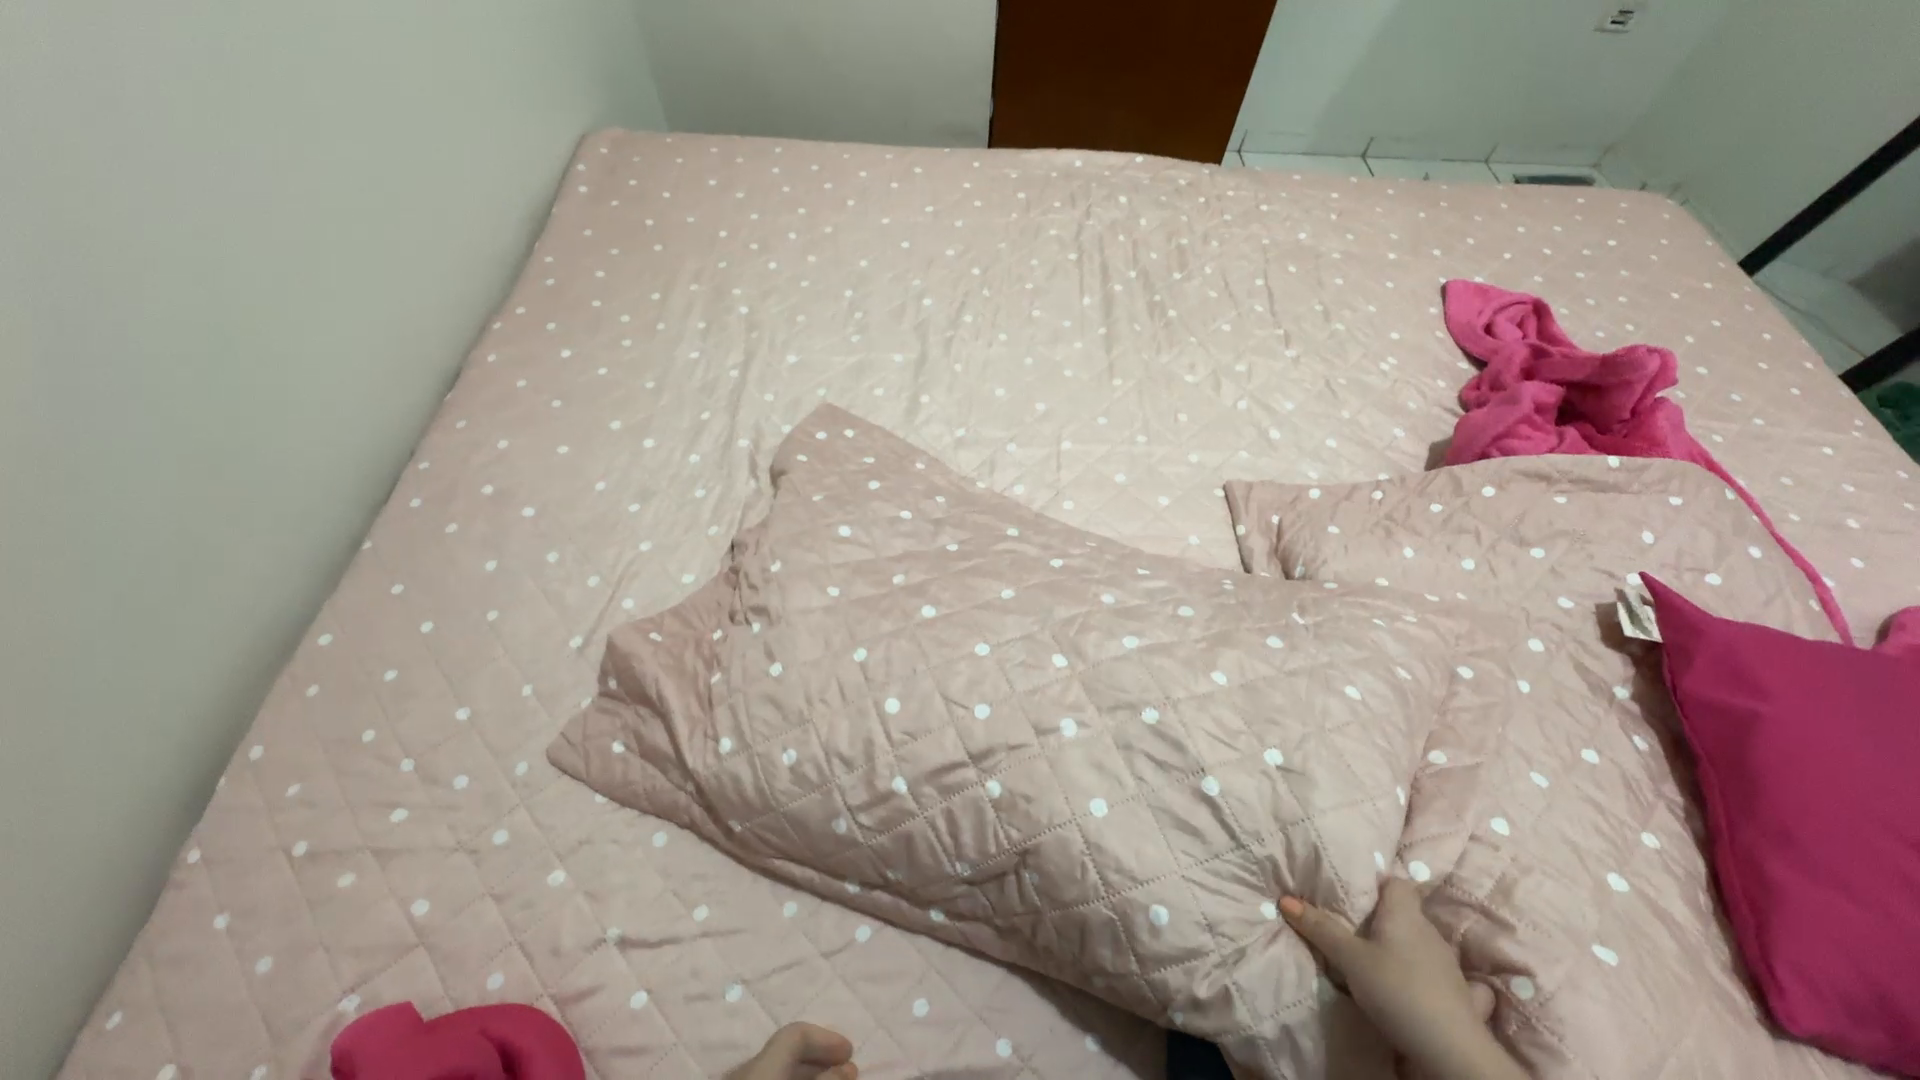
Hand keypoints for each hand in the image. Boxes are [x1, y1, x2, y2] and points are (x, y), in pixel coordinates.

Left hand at [724, 1022, 857, 1079]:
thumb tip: (847, 1066)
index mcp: (759, 1063)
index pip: (794, 1033)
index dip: (826, 1037)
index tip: (850, 1050)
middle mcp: (744, 1065)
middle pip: (785, 1048)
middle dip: (819, 1053)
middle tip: (845, 1066)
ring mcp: (735, 1078)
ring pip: (775, 1066)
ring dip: (807, 1069)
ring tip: (832, 1079)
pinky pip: (767, 1077)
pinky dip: (790, 1078)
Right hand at [1280, 878, 1525, 1079]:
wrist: (1450, 1049)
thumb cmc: (1397, 989)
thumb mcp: (1350, 959)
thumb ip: (1320, 928)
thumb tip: (1286, 899)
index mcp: (1405, 914)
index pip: (1396, 882)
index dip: (1376, 883)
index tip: (1353, 893)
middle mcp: (1428, 930)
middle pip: (1402, 912)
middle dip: (1378, 917)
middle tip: (1348, 925)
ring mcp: (1444, 962)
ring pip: (1413, 941)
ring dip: (1393, 946)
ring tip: (1367, 957)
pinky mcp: (1452, 990)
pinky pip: (1425, 967)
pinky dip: (1409, 970)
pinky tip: (1394, 986)